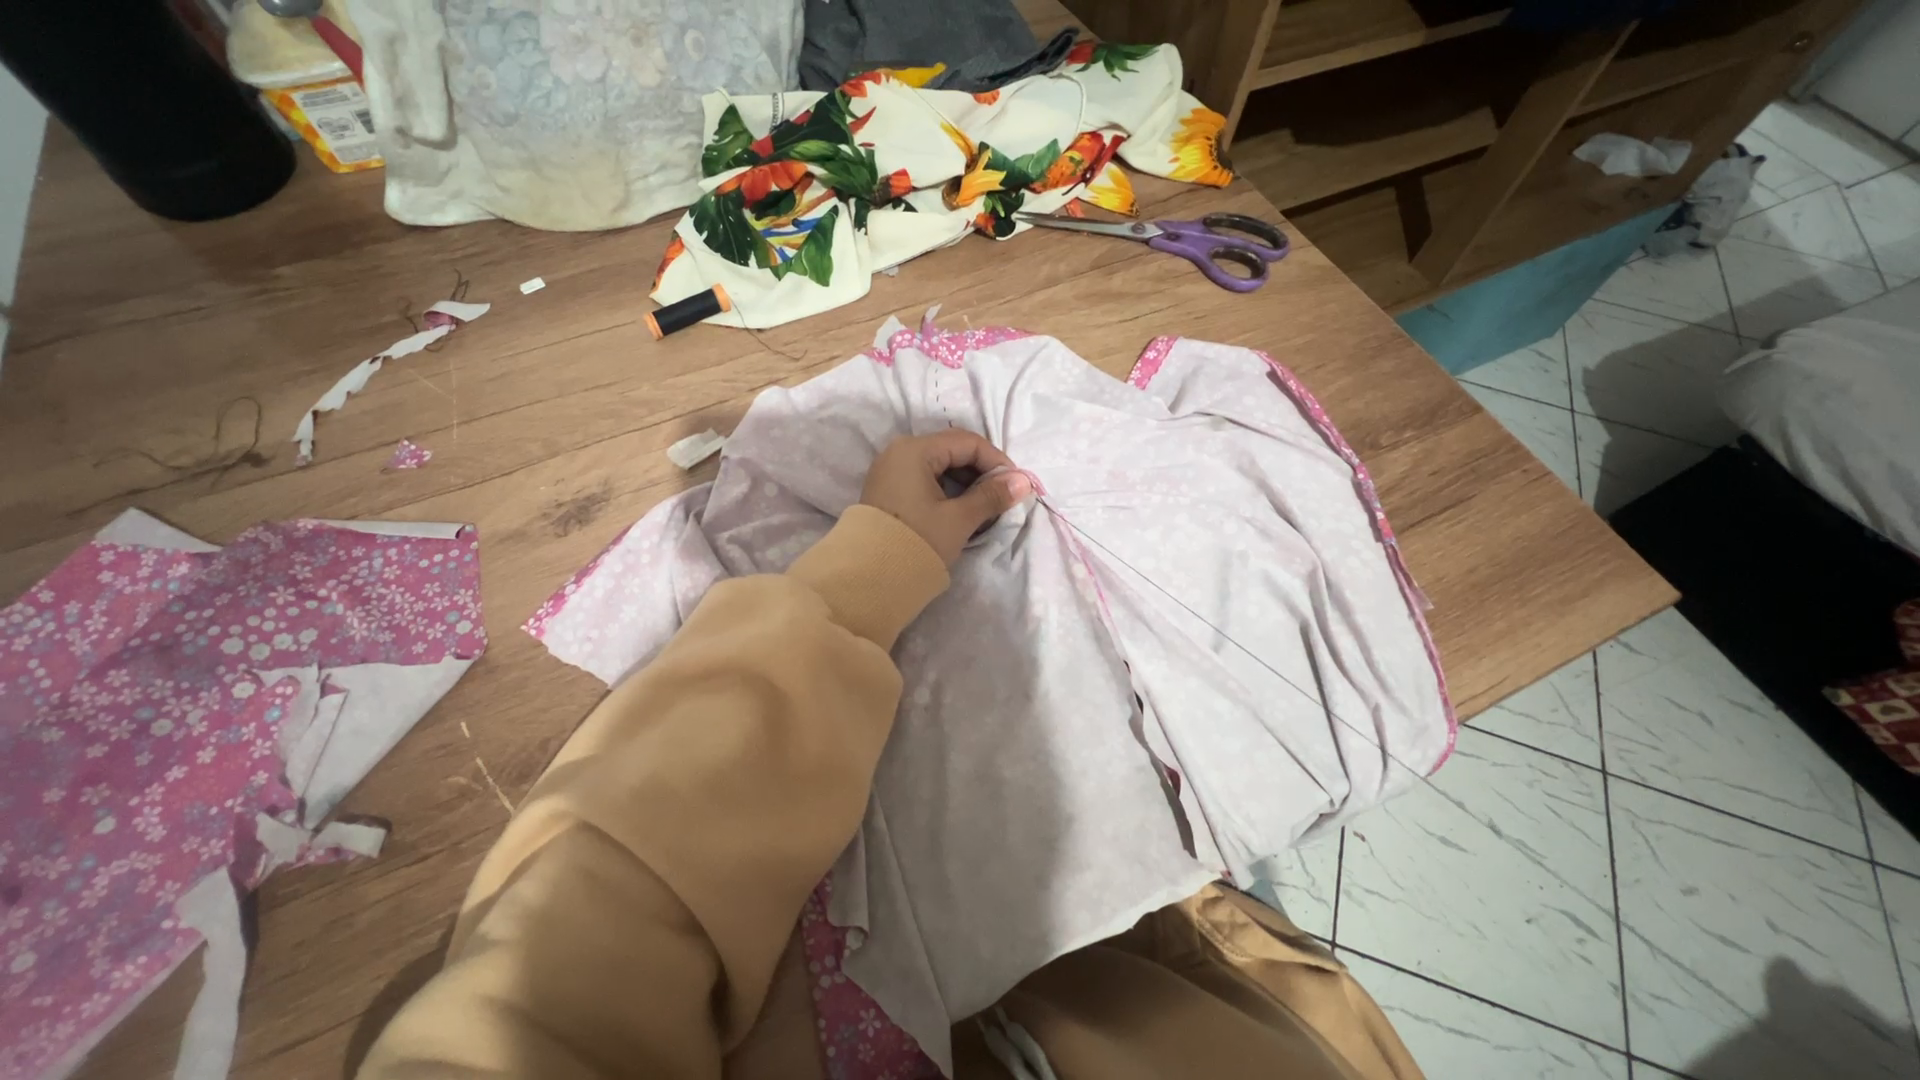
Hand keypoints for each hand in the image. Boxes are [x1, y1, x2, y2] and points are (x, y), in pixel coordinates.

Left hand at [860, 430, 1034, 564]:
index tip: (1016, 485)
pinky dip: (948, 491)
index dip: (997, 461)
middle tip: (1003, 497)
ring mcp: (891, 470)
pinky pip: (926, 479)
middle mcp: (899, 451)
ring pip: (940, 466)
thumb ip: (992, 496)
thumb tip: (1023, 481)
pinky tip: (962, 511)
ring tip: (985, 508)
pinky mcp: (889, 489)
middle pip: (953, 450)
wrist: (868, 577)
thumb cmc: (917, 541)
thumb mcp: (959, 520)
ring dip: (966, 483)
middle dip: (982, 472)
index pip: (968, 442)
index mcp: (915, 450)